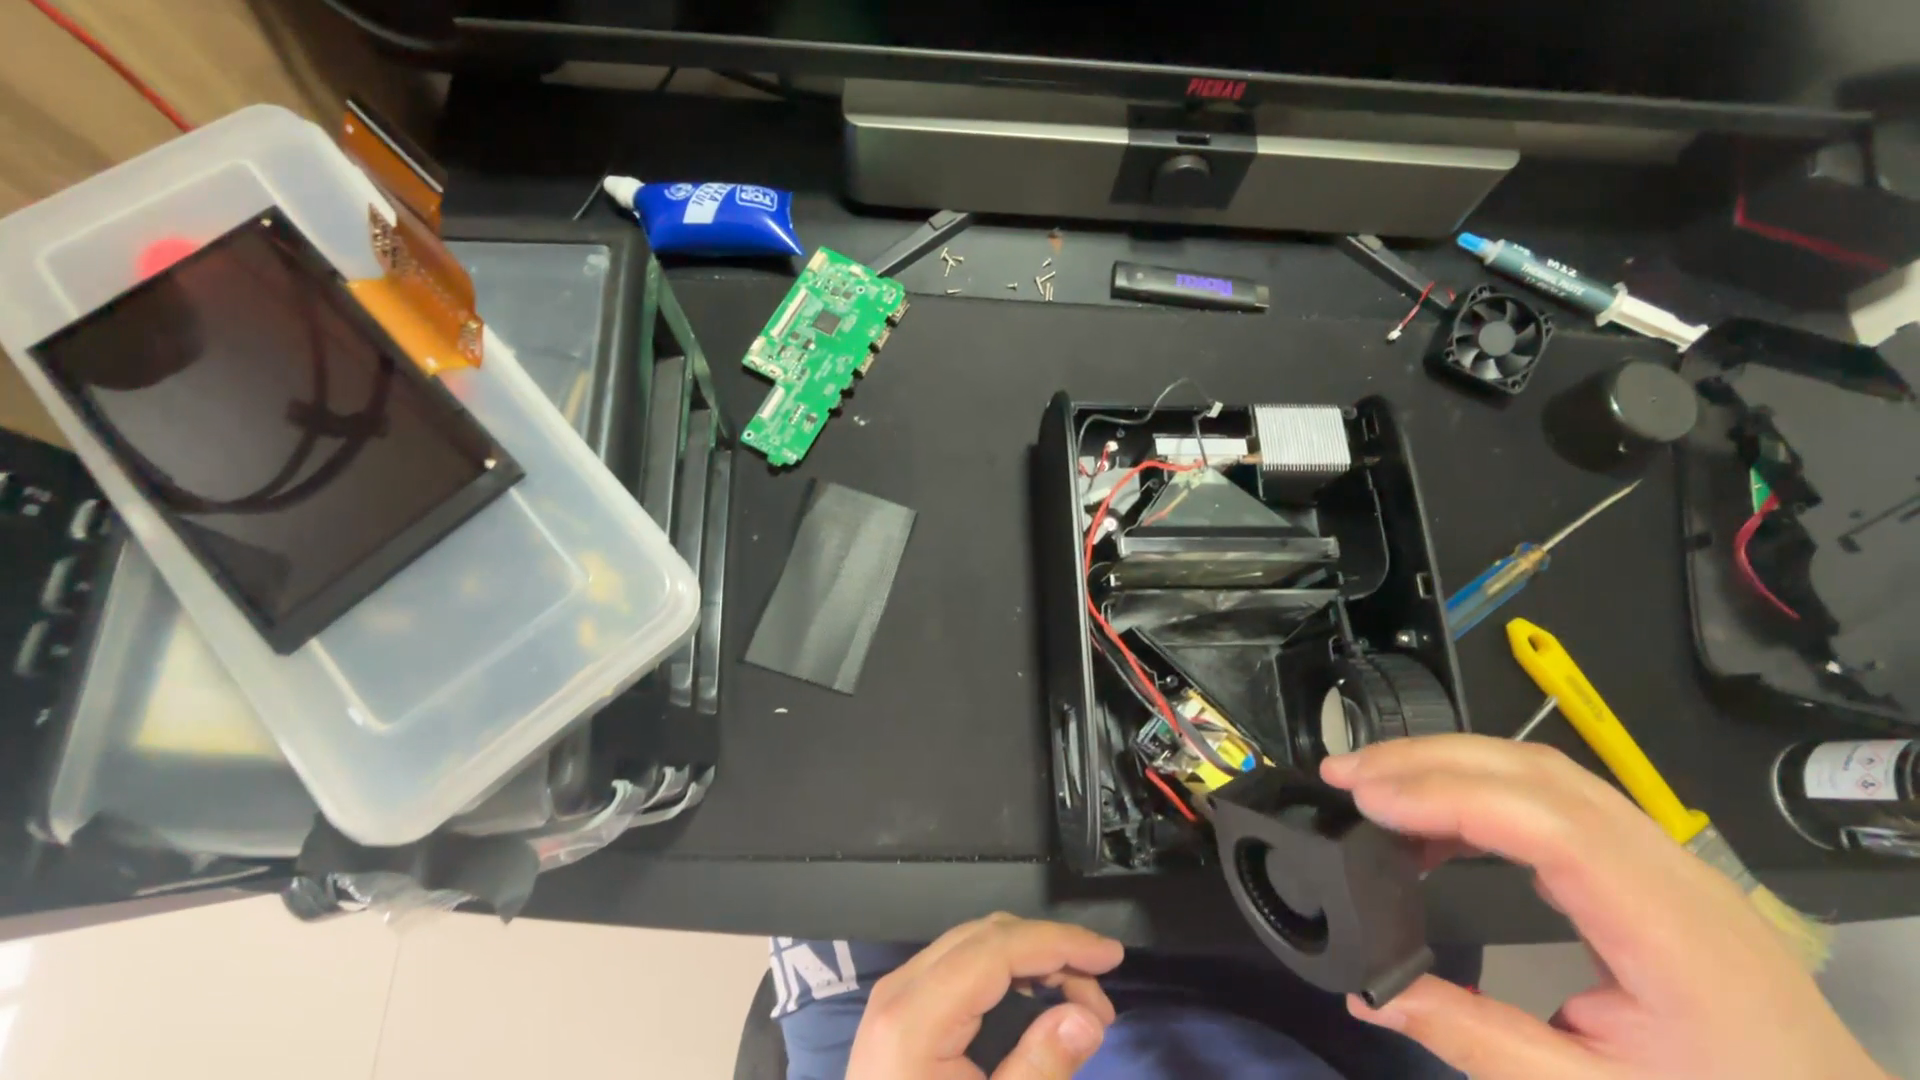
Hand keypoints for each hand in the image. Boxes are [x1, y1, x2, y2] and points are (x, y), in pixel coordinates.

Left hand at [846, 913, 1123, 1079]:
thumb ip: (1039, 1071)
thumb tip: (1086, 1017)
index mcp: (914, 1017)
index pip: (996, 949)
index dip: (1058, 943)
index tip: (1111, 956)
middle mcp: (900, 989)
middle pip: (986, 937)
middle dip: (1051, 952)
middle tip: (1100, 1000)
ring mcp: (896, 994)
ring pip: (974, 945)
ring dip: (1031, 961)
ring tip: (1078, 1006)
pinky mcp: (900, 1007)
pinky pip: (960, 966)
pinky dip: (1004, 973)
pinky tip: (1036, 1004)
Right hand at [1320, 735, 1888, 1079]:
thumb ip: (1476, 1039)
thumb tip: (1370, 995)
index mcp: (1671, 932)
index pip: (1550, 825)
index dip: (1450, 797)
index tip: (1366, 799)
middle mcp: (1673, 872)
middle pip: (1540, 774)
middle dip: (1430, 761)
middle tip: (1344, 774)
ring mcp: (1667, 858)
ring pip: (1545, 772)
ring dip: (1449, 764)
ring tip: (1373, 783)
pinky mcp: (1650, 862)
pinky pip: (1555, 797)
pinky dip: (1480, 790)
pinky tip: (1435, 821)